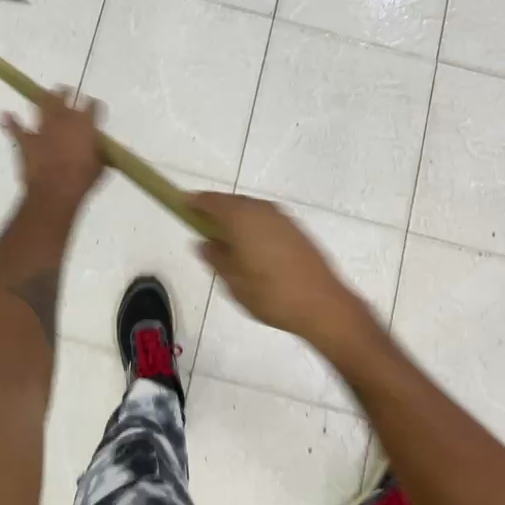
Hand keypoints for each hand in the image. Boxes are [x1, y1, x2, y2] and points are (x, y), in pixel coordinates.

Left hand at [2, 88, 106, 215]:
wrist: (54, 192)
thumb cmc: (82, 180)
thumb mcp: (100, 166)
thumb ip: (98, 152)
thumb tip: (99, 150)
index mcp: (85, 123)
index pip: (92, 105)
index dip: (92, 105)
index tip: (92, 107)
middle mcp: (64, 119)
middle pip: (63, 95)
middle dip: (64, 92)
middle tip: (64, 91)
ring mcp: (42, 128)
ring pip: (41, 104)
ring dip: (41, 98)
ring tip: (41, 95)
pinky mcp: (25, 140)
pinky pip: (15, 128)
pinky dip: (10, 121)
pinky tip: (5, 115)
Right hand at [191, 193, 373, 351]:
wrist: (323, 304)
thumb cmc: (271, 294)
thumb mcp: (233, 282)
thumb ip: (215, 258)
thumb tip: (205, 242)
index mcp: (241, 218)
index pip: (210, 200)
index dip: (194, 202)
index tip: (182, 207)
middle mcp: (262, 210)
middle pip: (231, 203)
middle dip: (215, 212)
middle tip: (203, 229)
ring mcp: (282, 218)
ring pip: (250, 211)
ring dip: (236, 220)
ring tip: (228, 244)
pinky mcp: (296, 229)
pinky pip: (265, 220)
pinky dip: (254, 227)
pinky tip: (253, 250)